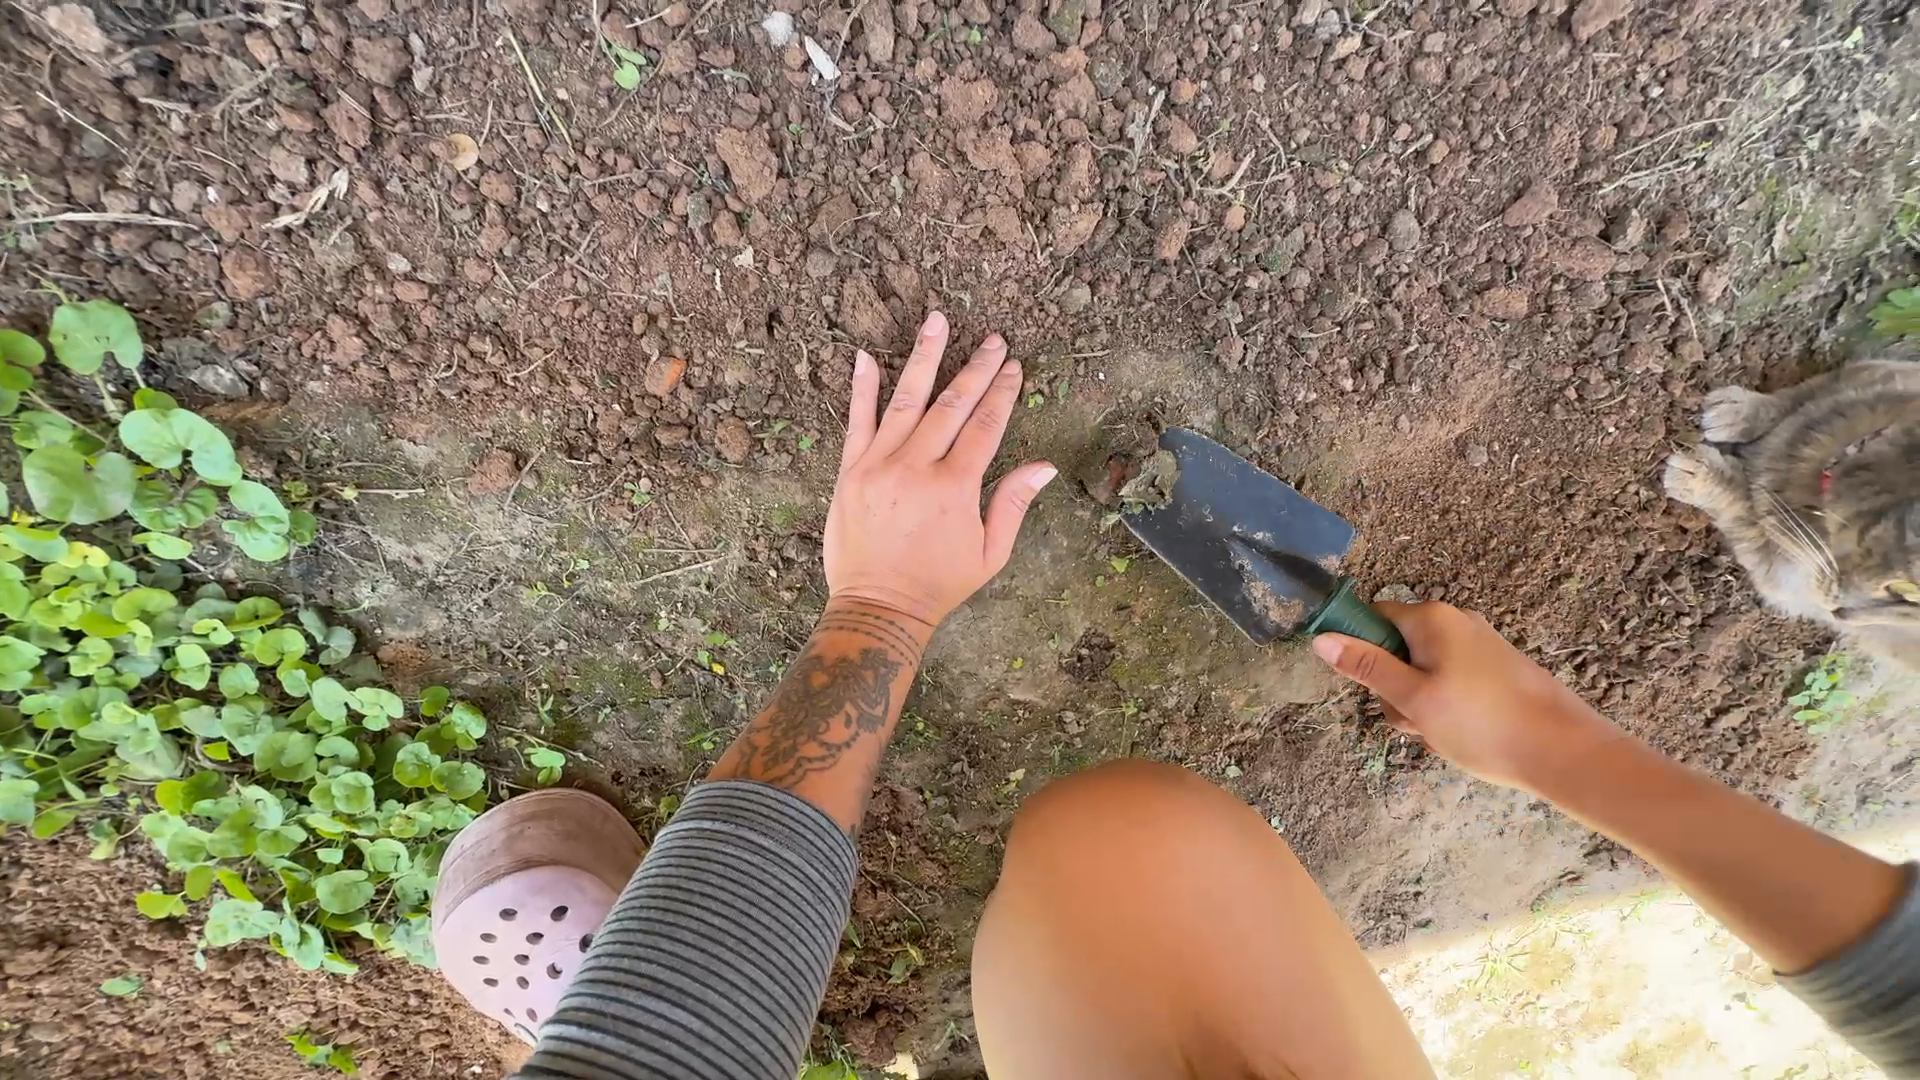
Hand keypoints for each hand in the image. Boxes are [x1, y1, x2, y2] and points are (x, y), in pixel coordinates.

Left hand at [825, 311, 1056, 628]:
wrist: (878, 607)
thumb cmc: (938, 584)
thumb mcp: (989, 554)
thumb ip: (1012, 504)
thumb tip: (1044, 466)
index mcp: (955, 487)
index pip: (986, 426)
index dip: (1003, 392)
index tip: (1014, 366)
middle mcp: (917, 467)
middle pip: (952, 405)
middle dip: (976, 368)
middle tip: (993, 339)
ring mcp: (879, 465)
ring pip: (906, 401)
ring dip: (924, 358)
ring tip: (937, 322)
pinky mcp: (850, 471)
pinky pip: (856, 422)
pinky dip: (862, 389)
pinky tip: (865, 356)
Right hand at [1311, 601, 1628, 794]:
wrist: (1570, 756)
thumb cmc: (1482, 722)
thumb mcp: (1412, 697)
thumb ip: (1365, 666)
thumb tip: (1320, 638)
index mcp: (1431, 618)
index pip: (1372, 616)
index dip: (1359, 647)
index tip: (1369, 684)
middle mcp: (1455, 621)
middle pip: (1395, 645)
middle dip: (1391, 684)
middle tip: (1411, 717)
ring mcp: (1479, 645)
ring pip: (1420, 668)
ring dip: (1416, 700)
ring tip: (1438, 730)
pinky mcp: (1496, 669)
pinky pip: (1448, 678)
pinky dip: (1443, 703)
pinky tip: (1459, 731)